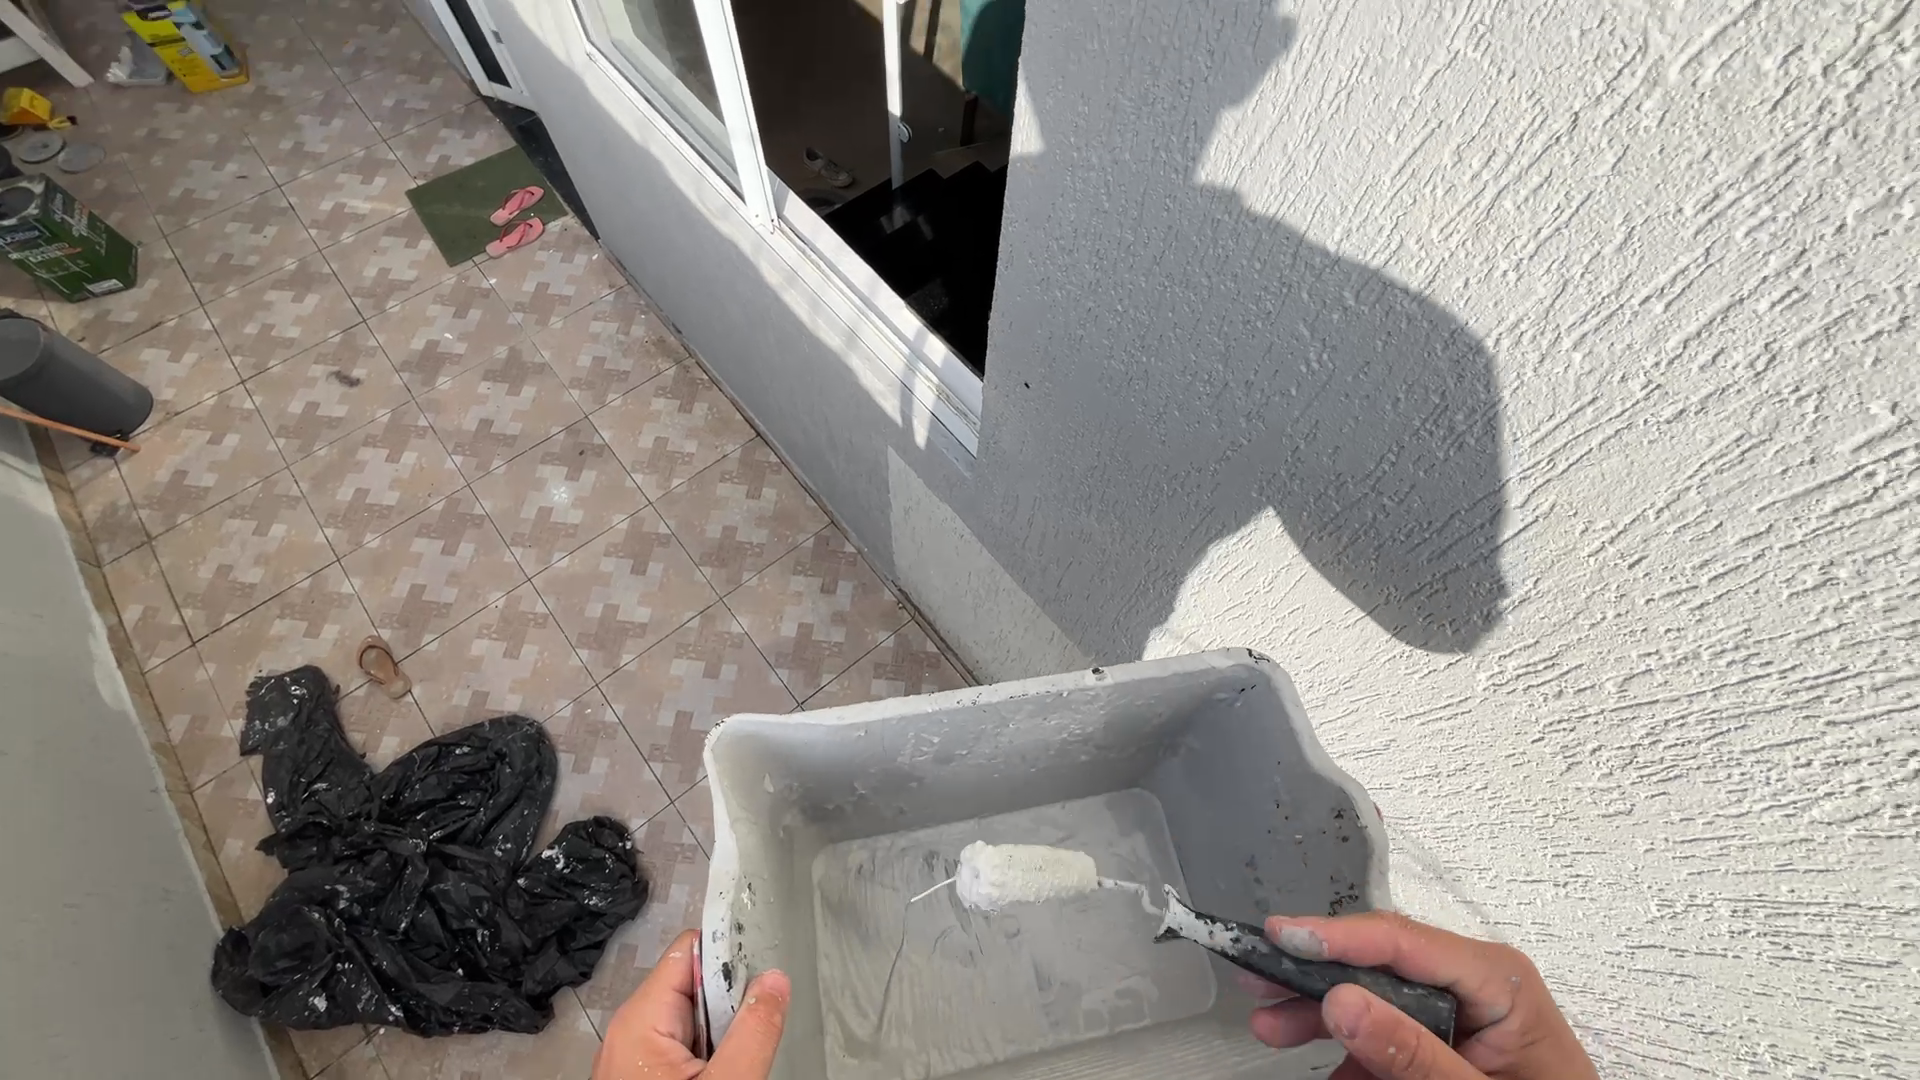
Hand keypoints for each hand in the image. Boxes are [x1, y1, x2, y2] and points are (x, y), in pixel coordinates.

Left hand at [594, 929, 790, 1079]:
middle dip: (730, 1000)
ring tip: (736, 1063)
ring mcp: (635, 1056)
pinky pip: (685, 1046)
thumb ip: (755, 1029)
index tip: (761, 975)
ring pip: (694, 1016)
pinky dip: (710, 1055)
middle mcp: (633, 1028)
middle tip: (751, 1032)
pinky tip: (724, 1074)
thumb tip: (776, 977)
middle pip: (695, 981)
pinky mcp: (643, 1078)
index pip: (691, 948)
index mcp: (642, 1017)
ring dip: (724, 1031)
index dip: (728, 953)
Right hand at [1249, 912, 1596, 1079]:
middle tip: (1257, 981)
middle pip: (1374, 963)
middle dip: (1314, 977)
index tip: (1278, 934)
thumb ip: (1414, 1055)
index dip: (1334, 933)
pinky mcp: (1442, 1038)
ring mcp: (1454, 1008)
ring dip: (1320, 1014)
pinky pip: (1386, 1032)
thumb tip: (1339, 999)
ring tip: (1269, 1028)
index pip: (1398, 938)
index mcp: (1493, 979)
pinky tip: (1327, 1069)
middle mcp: (1469, 979)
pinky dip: (1352, 1053)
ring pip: (1371, 996)